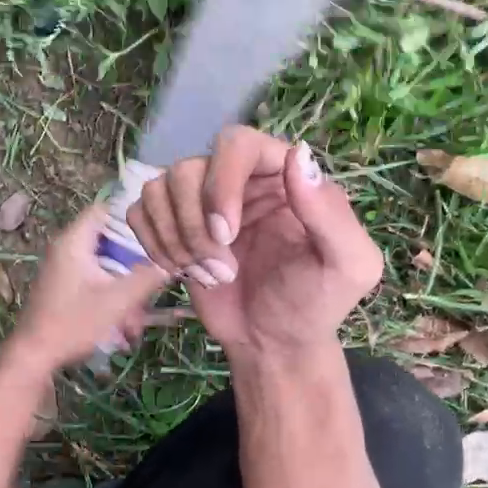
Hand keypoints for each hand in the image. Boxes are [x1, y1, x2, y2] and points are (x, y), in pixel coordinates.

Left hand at [3, 202, 171, 370]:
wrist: (35, 354)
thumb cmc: (74, 322)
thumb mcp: (118, 300)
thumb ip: (147, 277)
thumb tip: (170, 262)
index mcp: (73, 242)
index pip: (104, 210)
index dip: (131, 216)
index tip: (158, 229)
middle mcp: (65, 249)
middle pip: (109, 242)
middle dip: (133, 264)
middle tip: (155, 281)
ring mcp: (62, 269)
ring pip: (104, 268)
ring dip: (124, 289)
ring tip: (136, 320)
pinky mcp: (63, 287)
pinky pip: (94, 282)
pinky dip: (110, 298)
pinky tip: (124, 326)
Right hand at [124, 126, 382, 355]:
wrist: (273, 343)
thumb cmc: (315, 304)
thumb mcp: (348, 264)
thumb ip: (330, 211)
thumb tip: (297, 154)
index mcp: (281, 176)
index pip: (236, 144)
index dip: (221, 182)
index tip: (225, 233)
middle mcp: (236, 181)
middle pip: (186, 169)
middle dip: (194, 226)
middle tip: (220, 269)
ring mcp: (198, 203)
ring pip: (157, 190)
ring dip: (176, 240)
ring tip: (207, 274)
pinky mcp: (170, 227)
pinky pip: (139, 214)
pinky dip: (154, 245)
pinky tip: (180, 271)